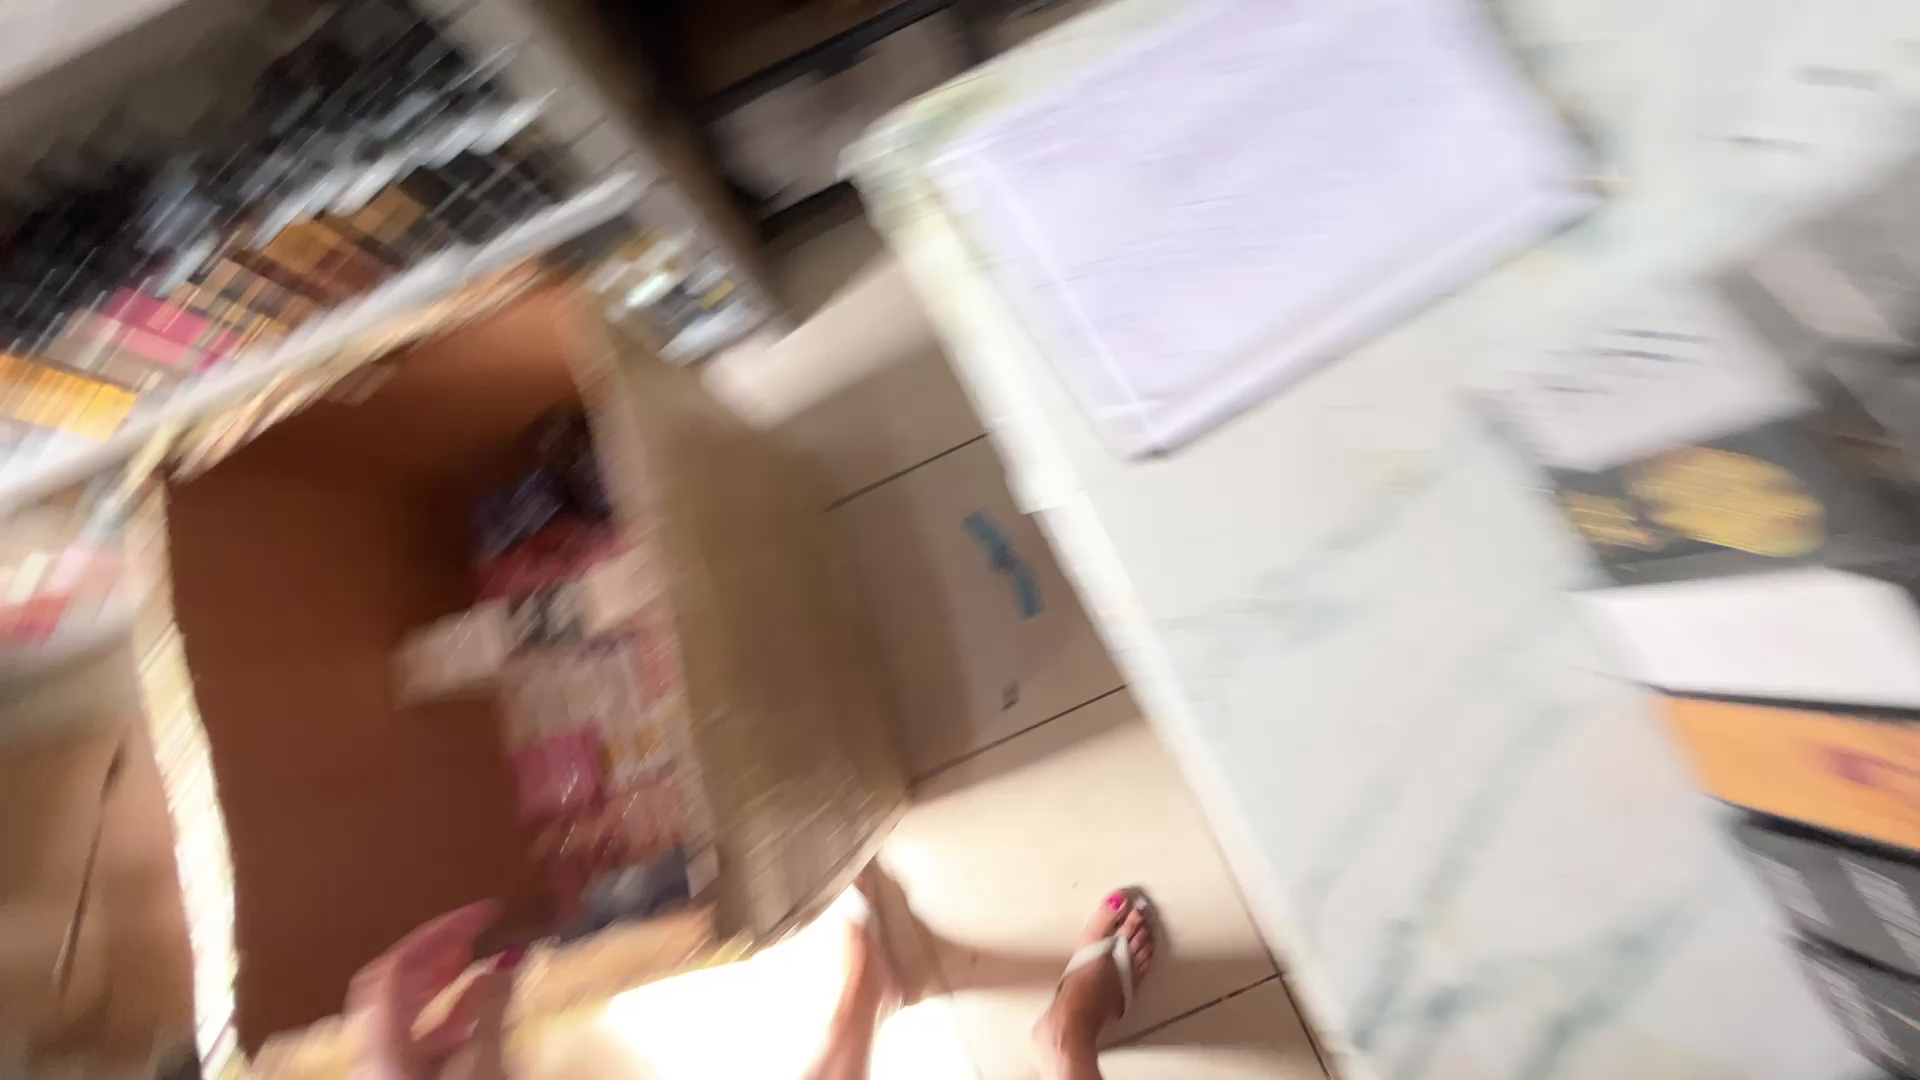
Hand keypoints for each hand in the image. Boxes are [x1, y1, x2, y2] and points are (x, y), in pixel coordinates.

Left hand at [348, 902, 513, 1079]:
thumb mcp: (488, 1066)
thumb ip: (493, 1009)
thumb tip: (504, 961)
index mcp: (386, 1051)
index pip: (395, 971)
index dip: (437, 932)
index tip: (486, 911)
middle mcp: (377, 1060)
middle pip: (394, 988)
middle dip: (441, 950)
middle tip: (484, 927)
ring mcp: (390, 1075)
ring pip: (407, 1012)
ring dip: (447, 978)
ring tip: (487, 956)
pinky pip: (422, 1036)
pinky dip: (453, 1009)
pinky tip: (485, 1002)